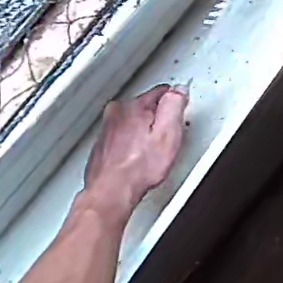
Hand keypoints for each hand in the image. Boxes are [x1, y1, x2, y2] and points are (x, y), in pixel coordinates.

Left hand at [82, 84, 187, 216]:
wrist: (112, 191)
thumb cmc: (138, 168)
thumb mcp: (168, 133)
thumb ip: (175, 105)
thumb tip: (179, 90)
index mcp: (133, 106)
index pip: (161, 92)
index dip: (175, 104)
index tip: (178, 117)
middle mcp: (116, 113)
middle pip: (147, 107)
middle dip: (158, 121)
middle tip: (164, 141)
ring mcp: (107, 129)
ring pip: (134, 123)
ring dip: (144, 134)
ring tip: (150, 154)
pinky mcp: (103, 144)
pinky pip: (124, 138)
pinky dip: (132, 146)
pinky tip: (138, 160)